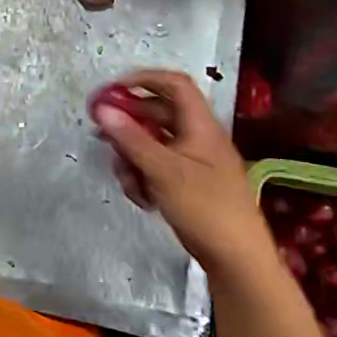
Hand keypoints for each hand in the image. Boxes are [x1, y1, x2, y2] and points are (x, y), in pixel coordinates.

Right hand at [91, 70, 274, 278]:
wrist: (236, 257)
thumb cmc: (205, 208)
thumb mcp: (163, 171)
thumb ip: (131, 138)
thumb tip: (102, 108)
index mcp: (200, 125)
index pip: (173, 84)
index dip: (142, 79)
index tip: (111, 91)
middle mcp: (197, 137)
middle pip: (157, 115)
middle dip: (128, 124)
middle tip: (100, 134)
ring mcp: (193, 161)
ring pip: (152, 144)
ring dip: (132, 157)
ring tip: (127, 179)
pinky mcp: (187, 184)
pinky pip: (157, 167)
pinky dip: (143, 176)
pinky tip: (141, 197)